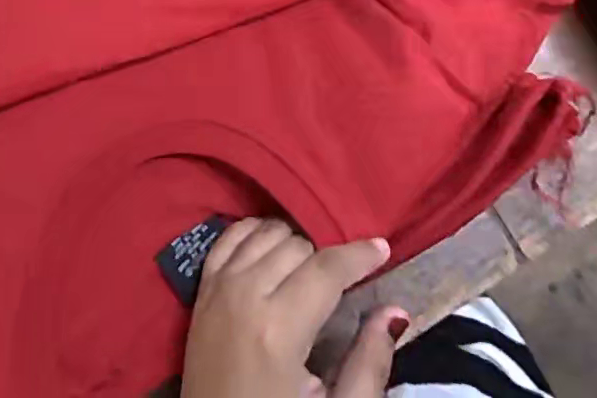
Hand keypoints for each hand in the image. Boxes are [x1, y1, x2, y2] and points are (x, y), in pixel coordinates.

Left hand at [180, 218, 408, 397]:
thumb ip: (368, 363)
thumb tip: (395, 312)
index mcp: (278, 329)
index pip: (326, 269)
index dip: (359, 255)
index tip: (382, 247)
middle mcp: (245, 293)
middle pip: (298, 246)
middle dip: (324, 262)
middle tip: (335, 290)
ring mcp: (218, 287)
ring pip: (266, 232)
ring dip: (291, 245)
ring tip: (305, 274)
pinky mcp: (201, 289)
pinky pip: (231, 235)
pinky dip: (254, 232)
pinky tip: (269, 248)